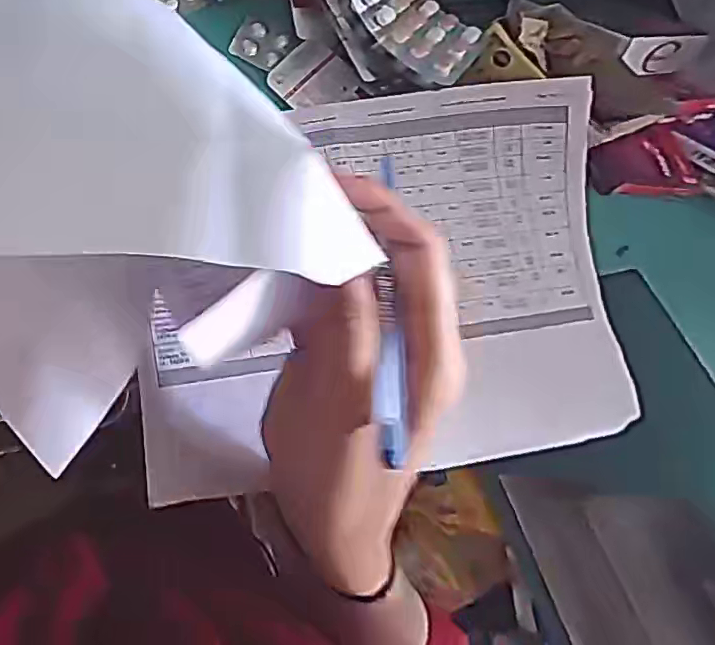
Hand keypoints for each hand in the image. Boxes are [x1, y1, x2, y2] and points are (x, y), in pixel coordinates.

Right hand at [262, 173, 465, 595]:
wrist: (325, 529)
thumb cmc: (339, 478)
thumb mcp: (343, 403)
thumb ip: (351, 327)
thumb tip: (344, 256)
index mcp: (431, 351)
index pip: (424, 257)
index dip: (388, 212)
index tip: (339, 186)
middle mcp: (413, 333)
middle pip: (398, 251)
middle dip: (361, 211)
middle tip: (311, 186)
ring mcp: (380, 335)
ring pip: (365, 263)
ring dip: (334, 232)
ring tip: (295, 206)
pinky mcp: (348, 340)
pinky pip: (335, 287)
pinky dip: (312, 262)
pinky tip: (283, 251)